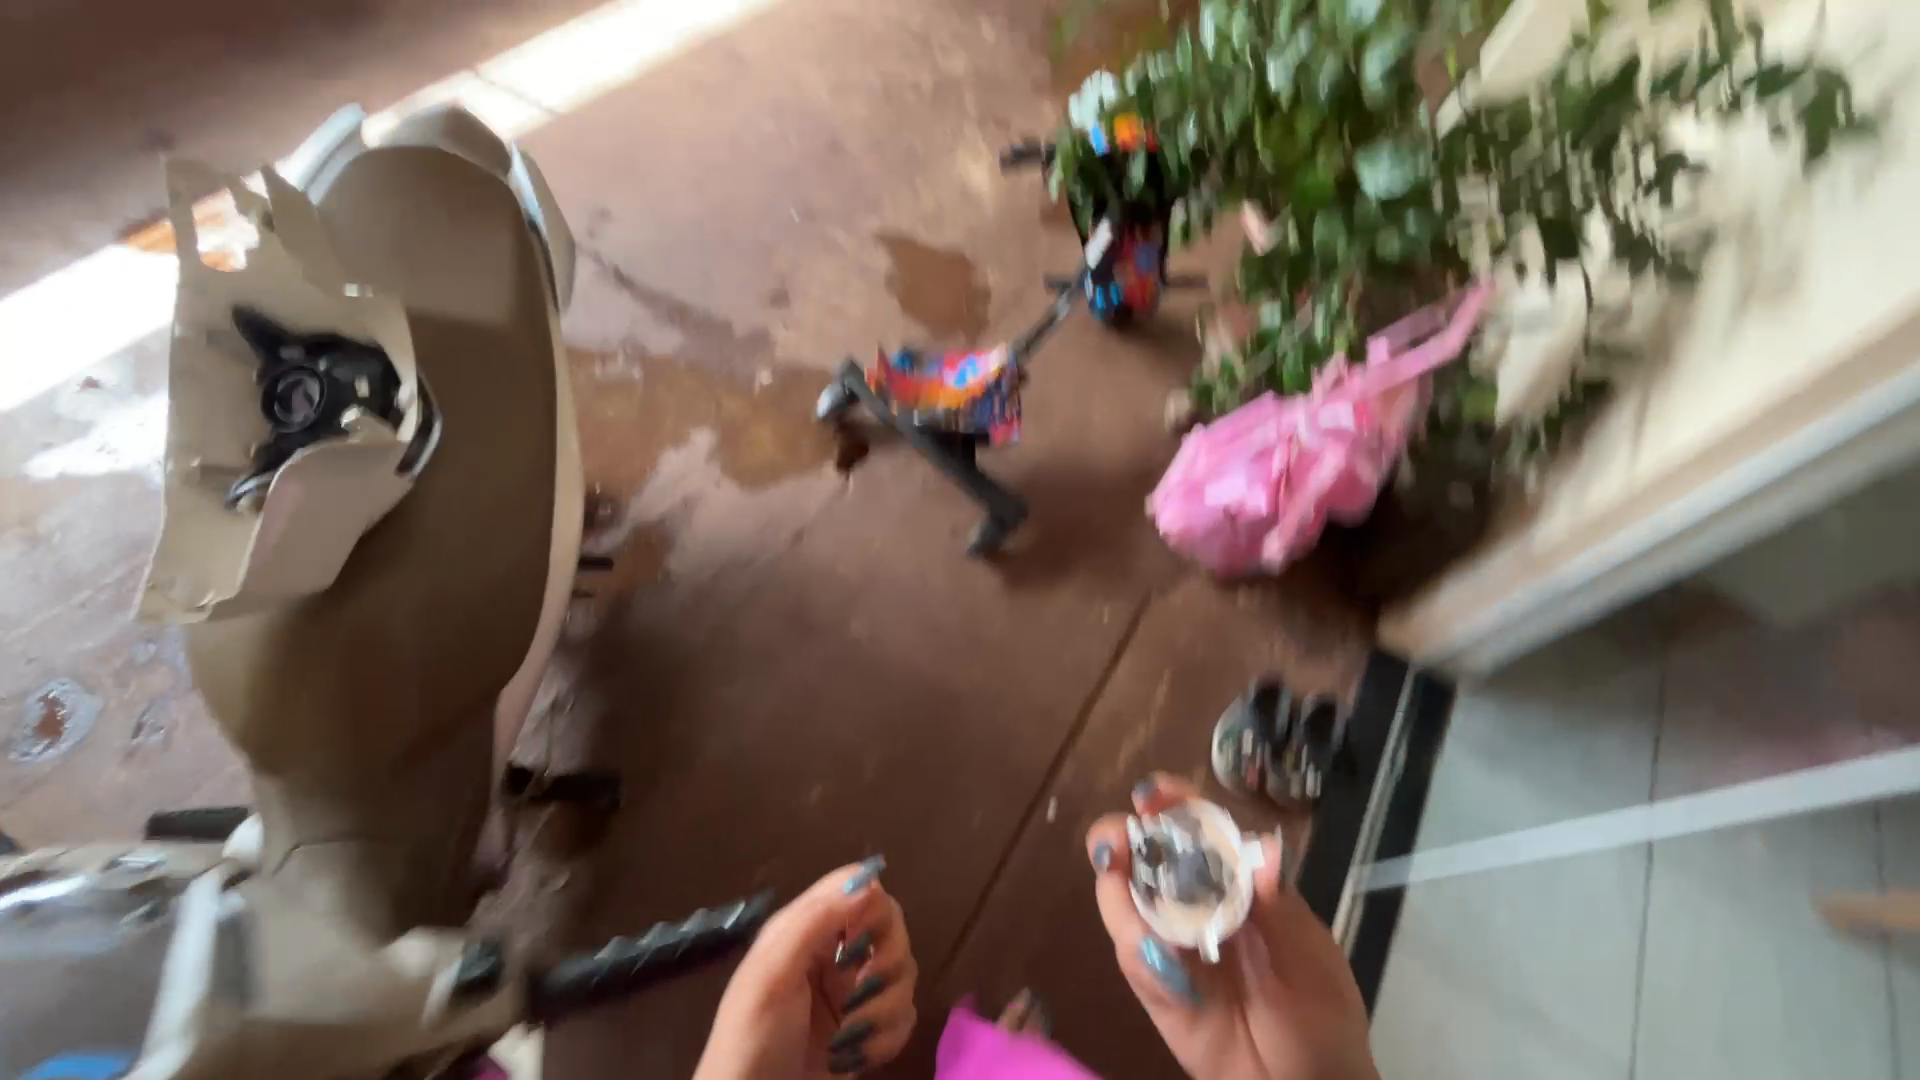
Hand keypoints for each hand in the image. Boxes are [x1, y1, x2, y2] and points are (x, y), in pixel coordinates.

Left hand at [694, 857, 917, 1079]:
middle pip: (890, 926)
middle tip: (866, 987)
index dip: (874, 904)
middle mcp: (834, 952)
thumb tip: (870, 882)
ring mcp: (853, 992)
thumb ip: (815, 921)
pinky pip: (904, 1015)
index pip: (857, 886)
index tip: (868, 938)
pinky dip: (889, 1036)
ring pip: (903, 971)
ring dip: (887, 1005)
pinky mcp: (867, 1031)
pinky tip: (860, 1057)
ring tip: (852, 1035)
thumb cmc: (751, 1040)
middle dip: (888, 958)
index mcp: (806, 928)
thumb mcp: (771, 975)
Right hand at [1086, 775, 1377, 1079]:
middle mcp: (1190, 899)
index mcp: (1231, 879)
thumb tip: (1265, 849)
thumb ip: (1280, 905)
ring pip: (1122, 897)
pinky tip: (1153, 949)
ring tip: (1120, 882)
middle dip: (1121, 836)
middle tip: (1119, 840)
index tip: (1153, 795)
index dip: (1171, 803)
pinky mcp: (1151, 983)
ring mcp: (1166, 940)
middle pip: (1142, 853)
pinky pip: (1132, 955)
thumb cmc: (1319, 1015)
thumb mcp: (1310, 956)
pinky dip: (1134, 944)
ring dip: (1116, 885)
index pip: (1194, 826)